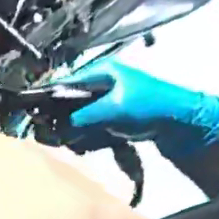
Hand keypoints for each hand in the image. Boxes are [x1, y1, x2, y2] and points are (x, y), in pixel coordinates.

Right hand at [50, 60, 218, 158]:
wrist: (179, 123)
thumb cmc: (148, 107)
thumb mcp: (113, 108)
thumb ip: (81, 117)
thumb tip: (53, 128)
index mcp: (98, 73)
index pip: (61, 85)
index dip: (47, 102)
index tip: (39, 121)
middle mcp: (96, 85)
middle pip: (62, 106)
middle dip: (61, 124)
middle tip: (63, 137)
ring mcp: (99, 103)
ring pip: (70, 121)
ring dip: (72, 135)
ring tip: (83, 143)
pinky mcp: (103, 118)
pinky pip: (82, 130)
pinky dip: (82, 140)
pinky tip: (89, 145)